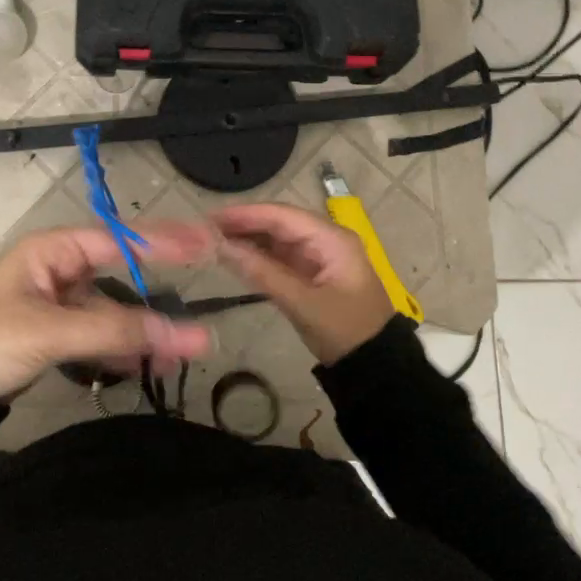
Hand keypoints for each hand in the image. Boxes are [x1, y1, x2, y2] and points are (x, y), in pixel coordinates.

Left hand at [0, 222, 214, 398]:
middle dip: (158, 291)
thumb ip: (116, 330)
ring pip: (112, 310)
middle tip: (202, 297)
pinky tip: (150, 364)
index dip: (163, 240)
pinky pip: (99, 336)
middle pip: (120, 274)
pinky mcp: (54, 336)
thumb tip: (185, 333)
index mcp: (51, 251)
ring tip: (185, 347)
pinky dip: (122, 349)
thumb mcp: (51, 331)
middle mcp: (57, 270)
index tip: (205, 242)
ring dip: (143, 329)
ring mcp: (57, 305)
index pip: (118, 239)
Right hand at [214, 203, 394, 365]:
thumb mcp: (302, 303)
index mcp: (332, 239)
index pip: (282, 215)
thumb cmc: (344, 331)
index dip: (246, 214)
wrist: (375, 366)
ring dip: (248, 239)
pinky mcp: (312, 274)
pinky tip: (235, 257)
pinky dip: (258, 257)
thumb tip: (220, 247)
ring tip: (213, 241)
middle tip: (205, 229)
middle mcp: (326, 240)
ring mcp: (319, 257)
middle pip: (279, 223)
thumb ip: (262, 272)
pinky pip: (281, 257)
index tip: (211, 217)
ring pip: (277, 239)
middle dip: (244, 225)